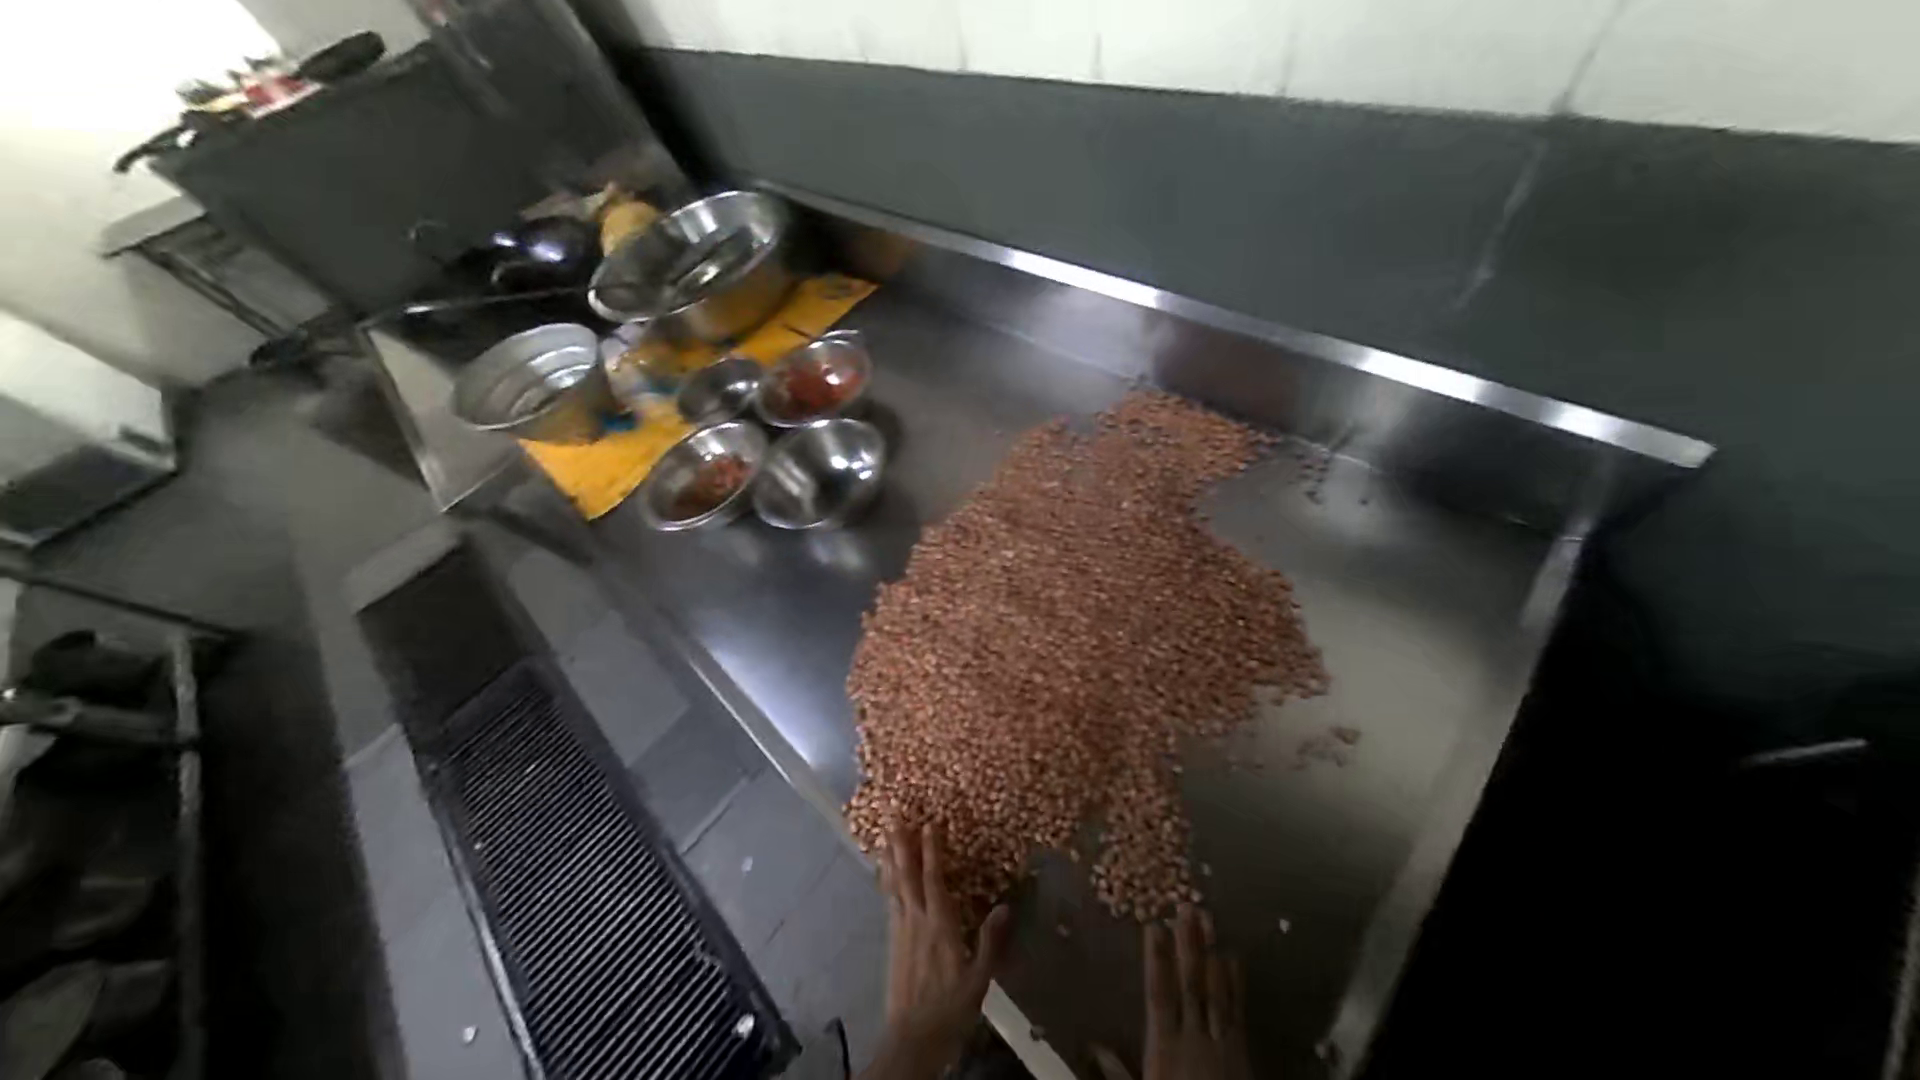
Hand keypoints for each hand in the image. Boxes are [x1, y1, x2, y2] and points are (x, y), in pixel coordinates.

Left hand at [862, 824, 1012, 1079]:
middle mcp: (916, 921)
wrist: (912, 1039)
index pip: (934, 880)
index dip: (931, 851)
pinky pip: (889, 901)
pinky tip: (885, 876)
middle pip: (907, 875)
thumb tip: (1005, 907)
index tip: (928, 824)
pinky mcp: (892, 942)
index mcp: (939, 926)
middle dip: (901, 845)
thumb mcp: (979, 979)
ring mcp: (900, 930)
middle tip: (894, 817)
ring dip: (890, 858)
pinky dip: (887, 882)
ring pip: (894, 885)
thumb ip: (991, 942)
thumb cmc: (950, 1009)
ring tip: (885, 836)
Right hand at [1094, 905, 1250, 1079]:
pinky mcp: (1243, 1053)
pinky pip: (1238, 1012)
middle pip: (1190, 984)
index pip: (1159, 994)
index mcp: (1165, 1047)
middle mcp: (1193, 1038)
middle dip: (1187, 945)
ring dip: (1211, 953)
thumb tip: (1093, 1045)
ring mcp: (1221, 1043)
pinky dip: (1235, 984)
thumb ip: (1118, 1072)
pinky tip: (1234, 959)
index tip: (1153, 925)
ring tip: (1210, 921)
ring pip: (1215, 991)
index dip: (1156, 959)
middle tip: (1186, 907)